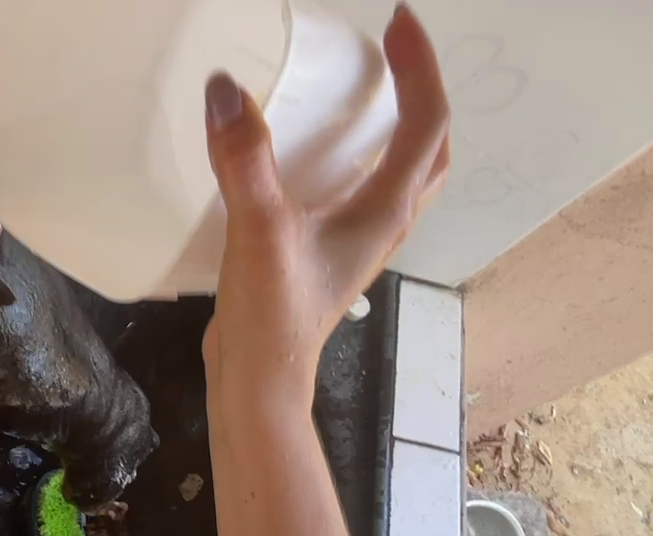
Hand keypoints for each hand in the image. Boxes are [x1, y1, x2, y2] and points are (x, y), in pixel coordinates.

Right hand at [202, 4, 449, 415]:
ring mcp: (352, 252)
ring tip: (360, 112)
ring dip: (392, 143)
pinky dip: (350, 176)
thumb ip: (245, 161)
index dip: (419, 68)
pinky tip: (311, 177)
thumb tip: (223, 89)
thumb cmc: (273, 315)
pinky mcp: (321, 267)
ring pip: (396, 186)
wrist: (257, 382)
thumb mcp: (259, 231)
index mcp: (383, 212)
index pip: (425, 124)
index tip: (396, 23)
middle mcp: (380, 229)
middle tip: (393, 67)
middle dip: (421, 105)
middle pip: (428, 158)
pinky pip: (354, 207)